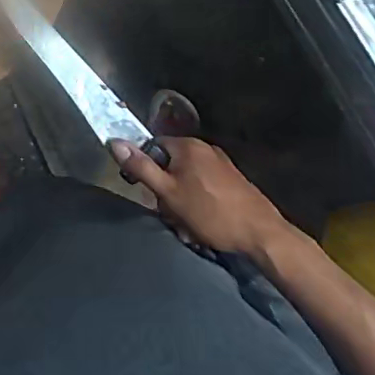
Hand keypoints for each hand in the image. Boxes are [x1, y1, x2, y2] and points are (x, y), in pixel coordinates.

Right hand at [109, 136, 291, 258]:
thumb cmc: (210, 212)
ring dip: (182, 201)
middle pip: (171, 164)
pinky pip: (204, 187)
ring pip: (187, 179)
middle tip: (170, 214)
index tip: (148, 193)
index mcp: (188, 145)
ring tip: (188, 225)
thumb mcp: (168, 193)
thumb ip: (141, 167)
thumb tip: (115, 141)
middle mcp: (205, 148)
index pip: (153, 147)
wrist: (259, 232)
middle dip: (166, 190)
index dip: (146, 169)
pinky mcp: (232, 181)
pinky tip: (203, 225)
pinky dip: (198, 204)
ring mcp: (221, 164)